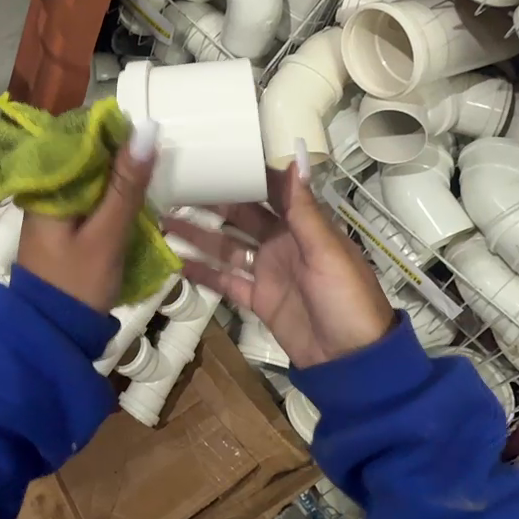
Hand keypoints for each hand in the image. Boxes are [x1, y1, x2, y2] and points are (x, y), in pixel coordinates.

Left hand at [14, 121, 157, 312]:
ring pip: (89, 179)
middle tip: (153, 158)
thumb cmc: (76, 283)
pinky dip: (111, 199)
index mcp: (45, 186)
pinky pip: (89, 200)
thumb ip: (126, 186)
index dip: (110, 134)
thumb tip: (145, 131)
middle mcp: (43, 192)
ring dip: (117, 180)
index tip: (144, 136)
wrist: (52, 335)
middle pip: (83, 159)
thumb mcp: (107, 234)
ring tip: (149, 176)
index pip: (75, 140)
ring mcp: (52, 210)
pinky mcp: (63, 228)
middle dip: (117, 157)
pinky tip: (134, 202)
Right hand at [163, 155, 394, 367]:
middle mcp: (282, 243)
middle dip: (212, 202)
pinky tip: (176, 261)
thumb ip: (304, 211)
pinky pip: (225, 281)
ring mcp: (268, 272)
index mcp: (303, 227)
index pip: (271, 191)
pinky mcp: (257, 299)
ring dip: (199, 235)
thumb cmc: (346, 299)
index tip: (214, 156)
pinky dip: (203, 272)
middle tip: (176, 188)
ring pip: (227, 247)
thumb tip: (294, 161)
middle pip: (241, 216)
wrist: (352, 361)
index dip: (245, 175)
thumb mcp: (326, 252)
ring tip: (165, 220)